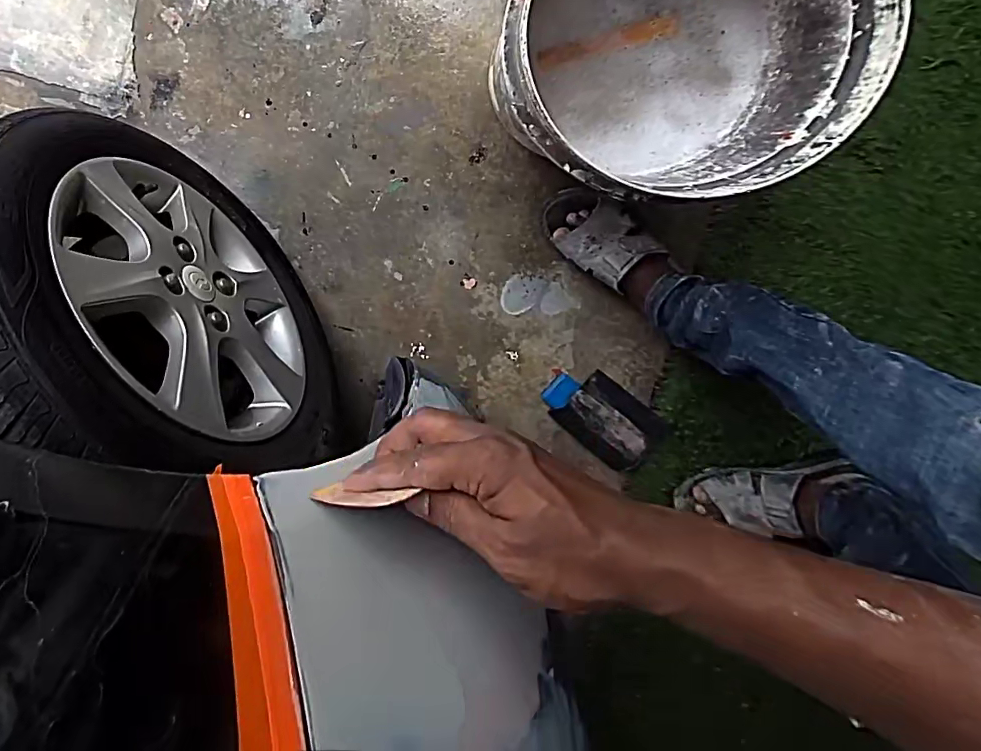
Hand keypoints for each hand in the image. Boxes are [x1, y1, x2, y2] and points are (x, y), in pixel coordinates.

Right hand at [342, 407, 641, 610]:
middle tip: (368, 483)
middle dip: (389, 449)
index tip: (347, 488)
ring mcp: (504, 442)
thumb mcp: (503, 549)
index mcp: (486, 459)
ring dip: (410, 448)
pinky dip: (432, 452)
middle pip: (423, 426)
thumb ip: (449, 514)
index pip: (414, 463)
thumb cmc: (577, 555)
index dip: (376, 478)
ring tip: (391, 480)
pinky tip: (429, 475)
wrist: (633, 548)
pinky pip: (458, 439)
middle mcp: (493, 439)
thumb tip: (409, 496)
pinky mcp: (512, 453)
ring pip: (440, 428)